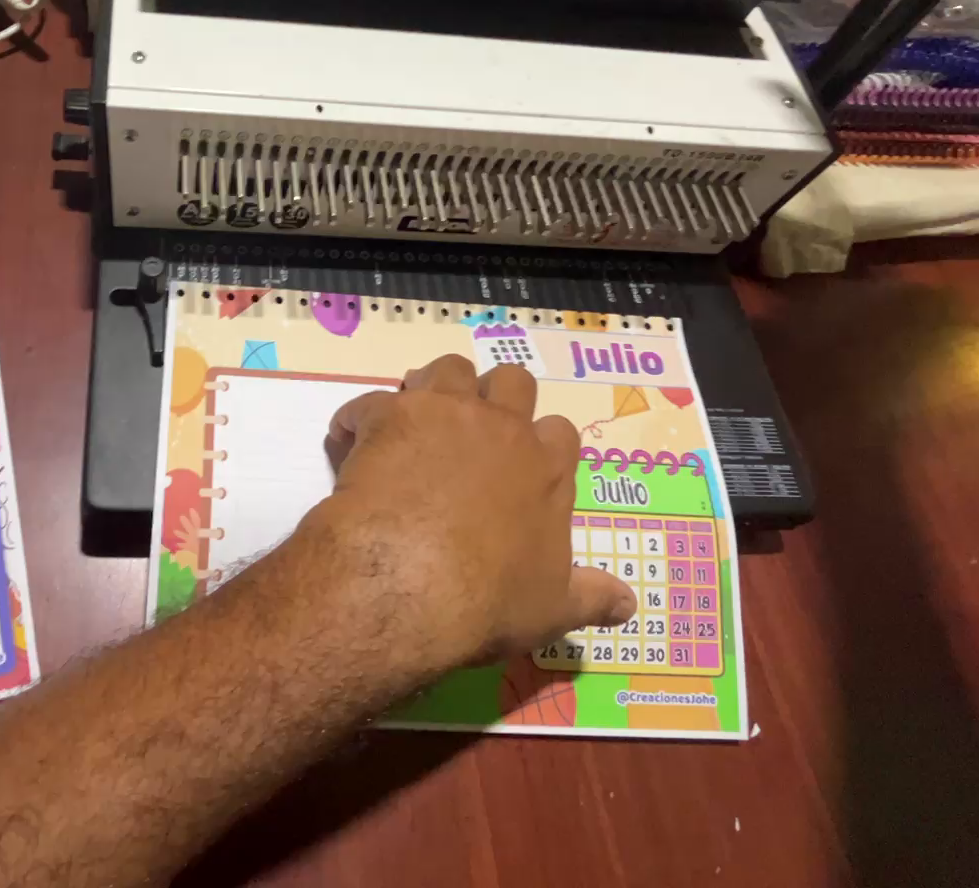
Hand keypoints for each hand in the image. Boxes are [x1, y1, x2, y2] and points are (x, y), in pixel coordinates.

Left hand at [301, 354, 635, 671]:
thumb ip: (589, 598)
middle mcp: (500, 428)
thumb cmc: (488, 598)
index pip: (559, 432)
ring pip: (447, 368)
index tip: (517, 464)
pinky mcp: (390, 415)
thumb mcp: (551, 609)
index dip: (539, 443)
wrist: (410, 578)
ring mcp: (444, 413)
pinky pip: (371, 399)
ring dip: (432, 387)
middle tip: (466, 427)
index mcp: (545, 468)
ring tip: (412, 419)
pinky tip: (350, 442)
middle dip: (491, 396)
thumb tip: (628, 604)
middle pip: (510, 381)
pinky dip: (359, 419)